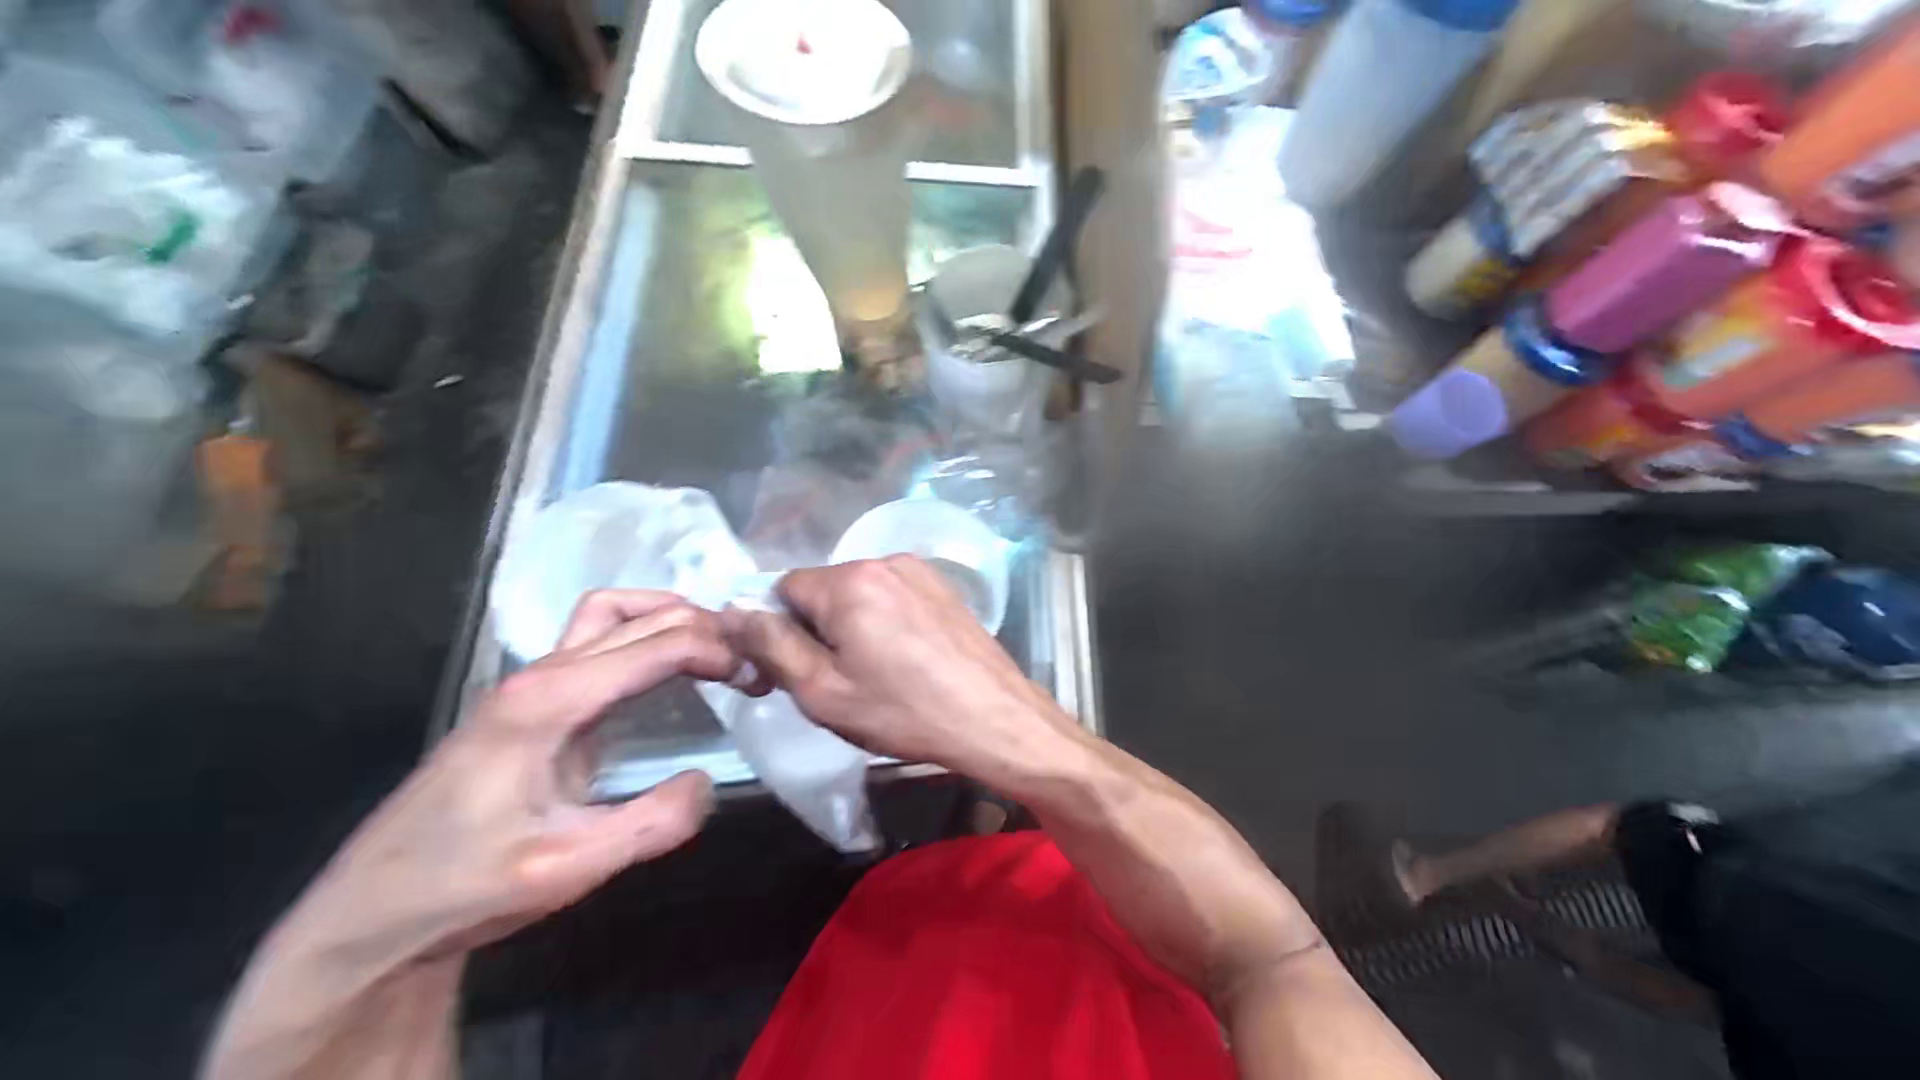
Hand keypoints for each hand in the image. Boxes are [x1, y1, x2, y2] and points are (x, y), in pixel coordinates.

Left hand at [290, 590, 744, 964]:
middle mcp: (542, 675)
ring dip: (669, 616)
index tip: (755, 678)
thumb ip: (650, 825)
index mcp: (551, 701)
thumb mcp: (567, 870)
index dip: (716, 650)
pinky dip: (644, 634)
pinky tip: (668, 666)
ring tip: (716, 647)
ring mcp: (532, 683)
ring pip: (611, 612)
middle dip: (704, 627)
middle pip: (639, 615)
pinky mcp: (533, 701)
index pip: (656, 643)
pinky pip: (598, 640)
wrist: (370, 912)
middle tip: (750, 662)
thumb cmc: (464, 887)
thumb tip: (707, 780)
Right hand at [720, 557, 1079, 785]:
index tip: (802, 671)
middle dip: (819, 628)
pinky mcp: (944, 587)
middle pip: (823, 589)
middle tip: (842, 680)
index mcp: (850, 580)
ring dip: (854, 626)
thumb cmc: (903, 712)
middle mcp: (884, 560)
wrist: (994, 720)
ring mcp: (920, 571)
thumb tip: (734, 610)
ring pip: (859, 594)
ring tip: (879, 674)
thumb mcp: (822, 691)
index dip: (782, 631)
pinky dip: (886, 622)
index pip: (783, 589)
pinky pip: (893, 596)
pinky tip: (908, 661)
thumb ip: (771, 645)